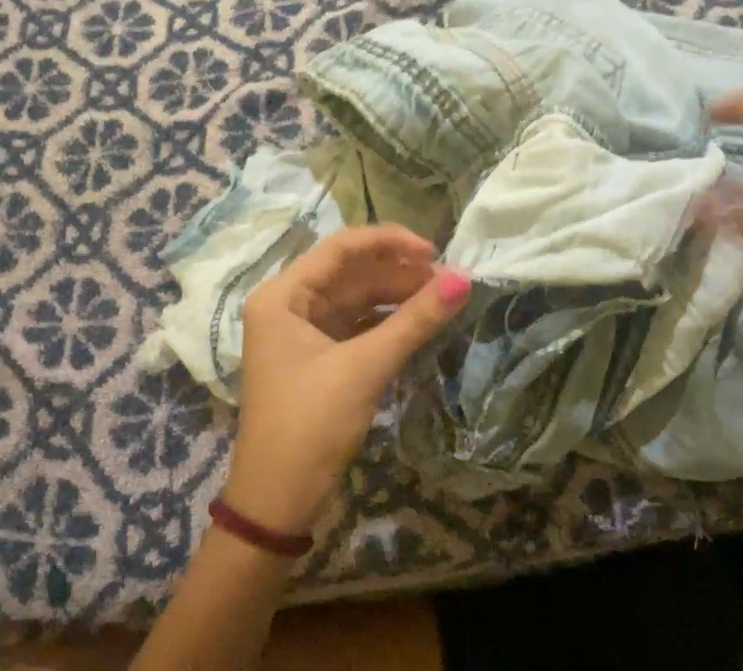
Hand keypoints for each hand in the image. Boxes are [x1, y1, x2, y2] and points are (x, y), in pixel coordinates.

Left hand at [222, 225, 472, 535]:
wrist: (278, 500)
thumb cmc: (311, 423)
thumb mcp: (366, 367)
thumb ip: (415, 319)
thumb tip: (464, 279)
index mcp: (282, 295)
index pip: (341, 248)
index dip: (390, 242)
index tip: (435, 251)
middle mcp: (287, 305)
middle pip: (350, 272)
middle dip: (398, 273)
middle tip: (448, 280)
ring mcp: (300, 333)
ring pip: (355, 299)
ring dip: (396, 297)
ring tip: (441, 298)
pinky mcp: (316, 359)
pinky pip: (355, 326)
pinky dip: (386, 323)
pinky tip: (419, 323)